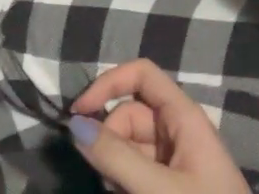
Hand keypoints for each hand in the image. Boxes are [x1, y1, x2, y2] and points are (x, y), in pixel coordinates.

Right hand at [68, 60, 250, 193]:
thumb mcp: (159, 188)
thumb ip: (117, 157)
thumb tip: (75, 125)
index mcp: (184, 116)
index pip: (142, 75)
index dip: (108, 84)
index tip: (77, 114)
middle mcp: (177, 130)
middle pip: (129, 114)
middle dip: (109, 140)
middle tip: (105, 178)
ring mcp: (173, 159)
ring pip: (128, 146)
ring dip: (113, 167)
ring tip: (118, 193)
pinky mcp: (168, 185)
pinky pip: (135, 171)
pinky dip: (122, 182)